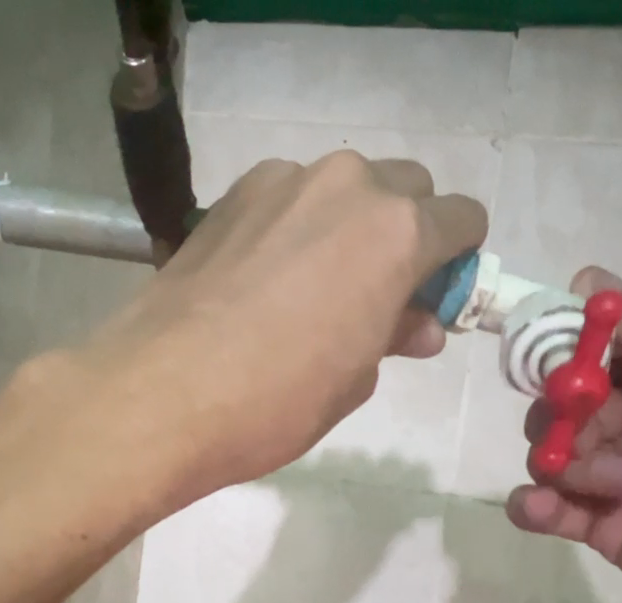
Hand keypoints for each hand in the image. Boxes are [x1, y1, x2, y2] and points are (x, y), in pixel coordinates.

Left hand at [14, 152, 488, 512]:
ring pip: (338, 190)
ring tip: (307, 290)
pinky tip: (259, 281)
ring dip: (342, 226)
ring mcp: (279, 182)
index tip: (429, 300)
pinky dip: (289, 227)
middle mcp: (344, 185)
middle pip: (402, 190)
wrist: (160, 394)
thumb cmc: (274, 401)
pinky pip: (283, 200)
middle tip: (372, 296)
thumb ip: (393, 335)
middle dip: (401, 234)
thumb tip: (416, 324)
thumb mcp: (354, 380)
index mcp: (396, 231)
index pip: (461, 219)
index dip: (454, 262)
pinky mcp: (226, 197)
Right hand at [508, 267, 621, 602]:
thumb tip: (581, 280)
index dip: (566, 344)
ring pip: (555, 452)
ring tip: (602, 486)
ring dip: (559, 460)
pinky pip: (551, 509)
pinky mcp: (612, 532)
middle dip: (561, 410)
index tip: (545, 357)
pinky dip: (533, 505)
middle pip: (568, 399)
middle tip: (576, 428)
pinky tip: (540, 509)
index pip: (605, 342)